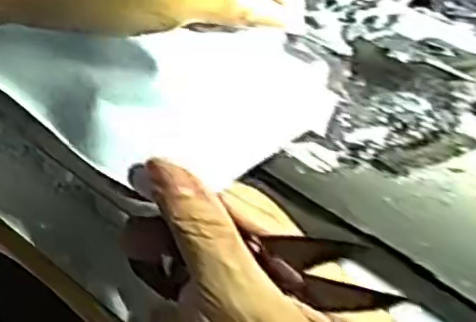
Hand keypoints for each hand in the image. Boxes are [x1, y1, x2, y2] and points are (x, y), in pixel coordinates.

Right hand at [127, 158, 380, 321]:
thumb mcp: (235, 297)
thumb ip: (200, 225)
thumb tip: (167, 168)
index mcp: (332, 279)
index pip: (245, 201)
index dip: (188, 186)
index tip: (143, 180)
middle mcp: (315, 294)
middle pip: (224, 228)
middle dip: (172, 232)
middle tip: (144, 238)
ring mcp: (277, 312)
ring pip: (207, 260)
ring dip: (170, 266)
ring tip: (159, 283)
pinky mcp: (240, 318)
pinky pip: (204, 290)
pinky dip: (180, 294)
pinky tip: (173, 307)